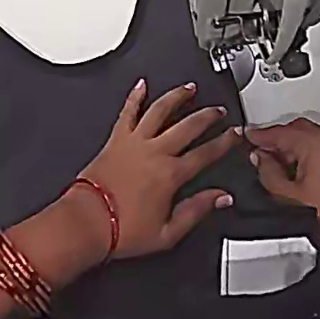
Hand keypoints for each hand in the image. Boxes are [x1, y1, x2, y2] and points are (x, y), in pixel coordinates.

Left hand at [76, 79, 239, 260]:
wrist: (85, 223)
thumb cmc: (121, 230)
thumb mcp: (168, 233)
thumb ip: (197, 211)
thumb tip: (221, 199)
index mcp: (171, 175)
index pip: (207, 153)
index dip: (225, 142)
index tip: (234, 134)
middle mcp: (155, 153)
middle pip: (189, 125)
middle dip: (208, 115)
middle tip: (218, 110)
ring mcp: (135, 142)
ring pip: (161, 110)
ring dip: (178, 96)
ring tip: (189, 89)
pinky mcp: (116, 140)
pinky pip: (128, 112)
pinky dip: (135, 96)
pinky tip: (142, 85)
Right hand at [246, 119, 319, 281]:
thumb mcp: (285, 196)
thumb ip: (268, 171)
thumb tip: (260, 158)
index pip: (285, 131)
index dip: (261, 134)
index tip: (247, 136)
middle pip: (299, 132)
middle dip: (277, 139)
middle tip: (255, 151)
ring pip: (310, 144)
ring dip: (290, 151)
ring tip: (268, 168)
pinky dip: (303, 161)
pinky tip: (288, 179)